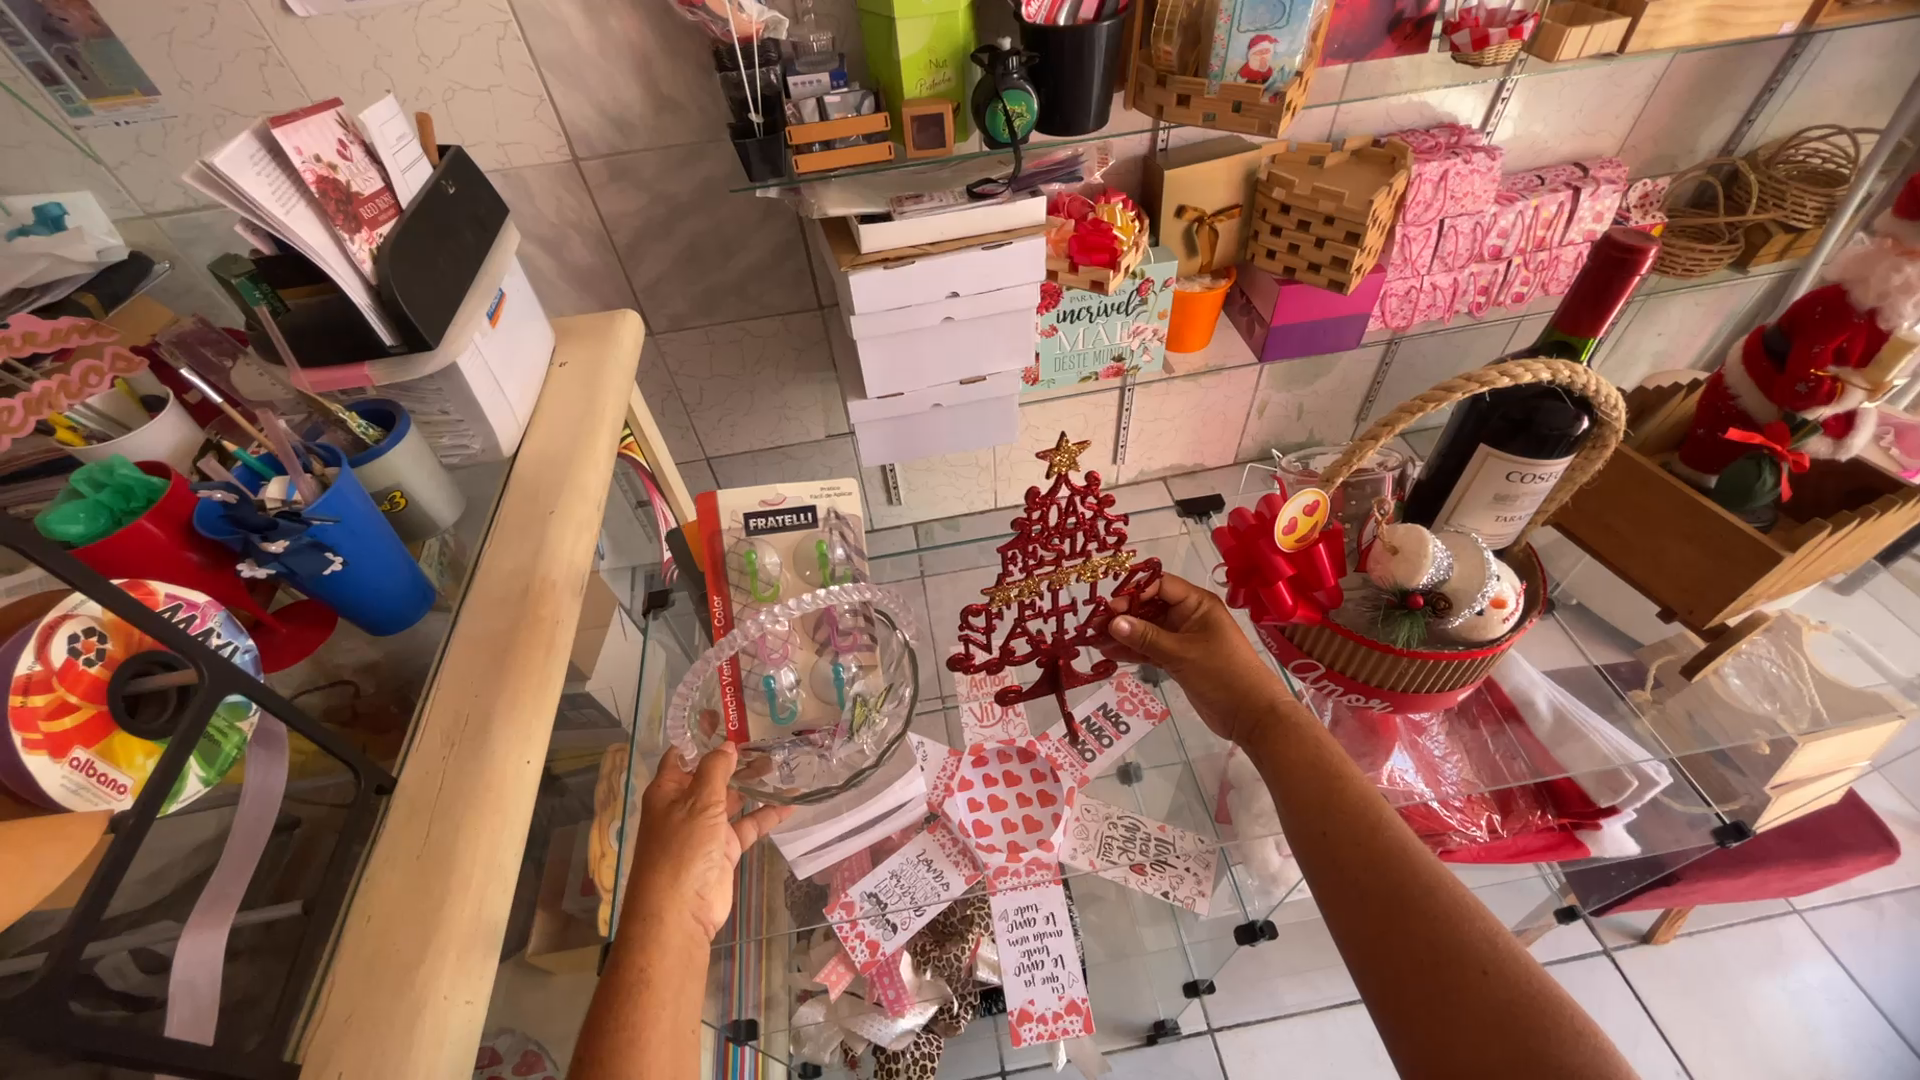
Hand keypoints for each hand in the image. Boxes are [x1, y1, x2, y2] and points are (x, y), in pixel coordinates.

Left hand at [625, 742, 793, 940]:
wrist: (679, 912)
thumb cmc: (681, 849)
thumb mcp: (699, 802)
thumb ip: (715, 770)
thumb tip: (726, 745)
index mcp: (668, 790)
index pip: (682, 754)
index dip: (701, 736)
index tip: (727, 718)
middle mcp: (684, 806)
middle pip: (712, 775)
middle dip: (736, 760)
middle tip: (766, 741)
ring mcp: (705, 828)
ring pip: (732, 799)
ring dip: (753, 785)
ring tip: (781, 765)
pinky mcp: (724, 850)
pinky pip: (747, 826)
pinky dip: (766, 815)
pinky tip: (789, 804)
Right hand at [1099, 572, 1292, 746]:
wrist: (1251, 715)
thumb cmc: (1223, 674)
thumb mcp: (1182, 653)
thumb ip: (1146, 637)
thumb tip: (1113, 622)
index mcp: (1197, 604)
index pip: (1160, 585)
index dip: (1134, 592)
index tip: (1110, 607)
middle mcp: (1189, 616)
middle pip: (1150, 607)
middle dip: (1123, 615)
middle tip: (1094, 626)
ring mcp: (1183, 639)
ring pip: (1147, 630)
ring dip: (1123, 635)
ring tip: (1094, 641)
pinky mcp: (1178, 659)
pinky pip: (1150, 648)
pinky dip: (1132, 651)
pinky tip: (1109, 654)